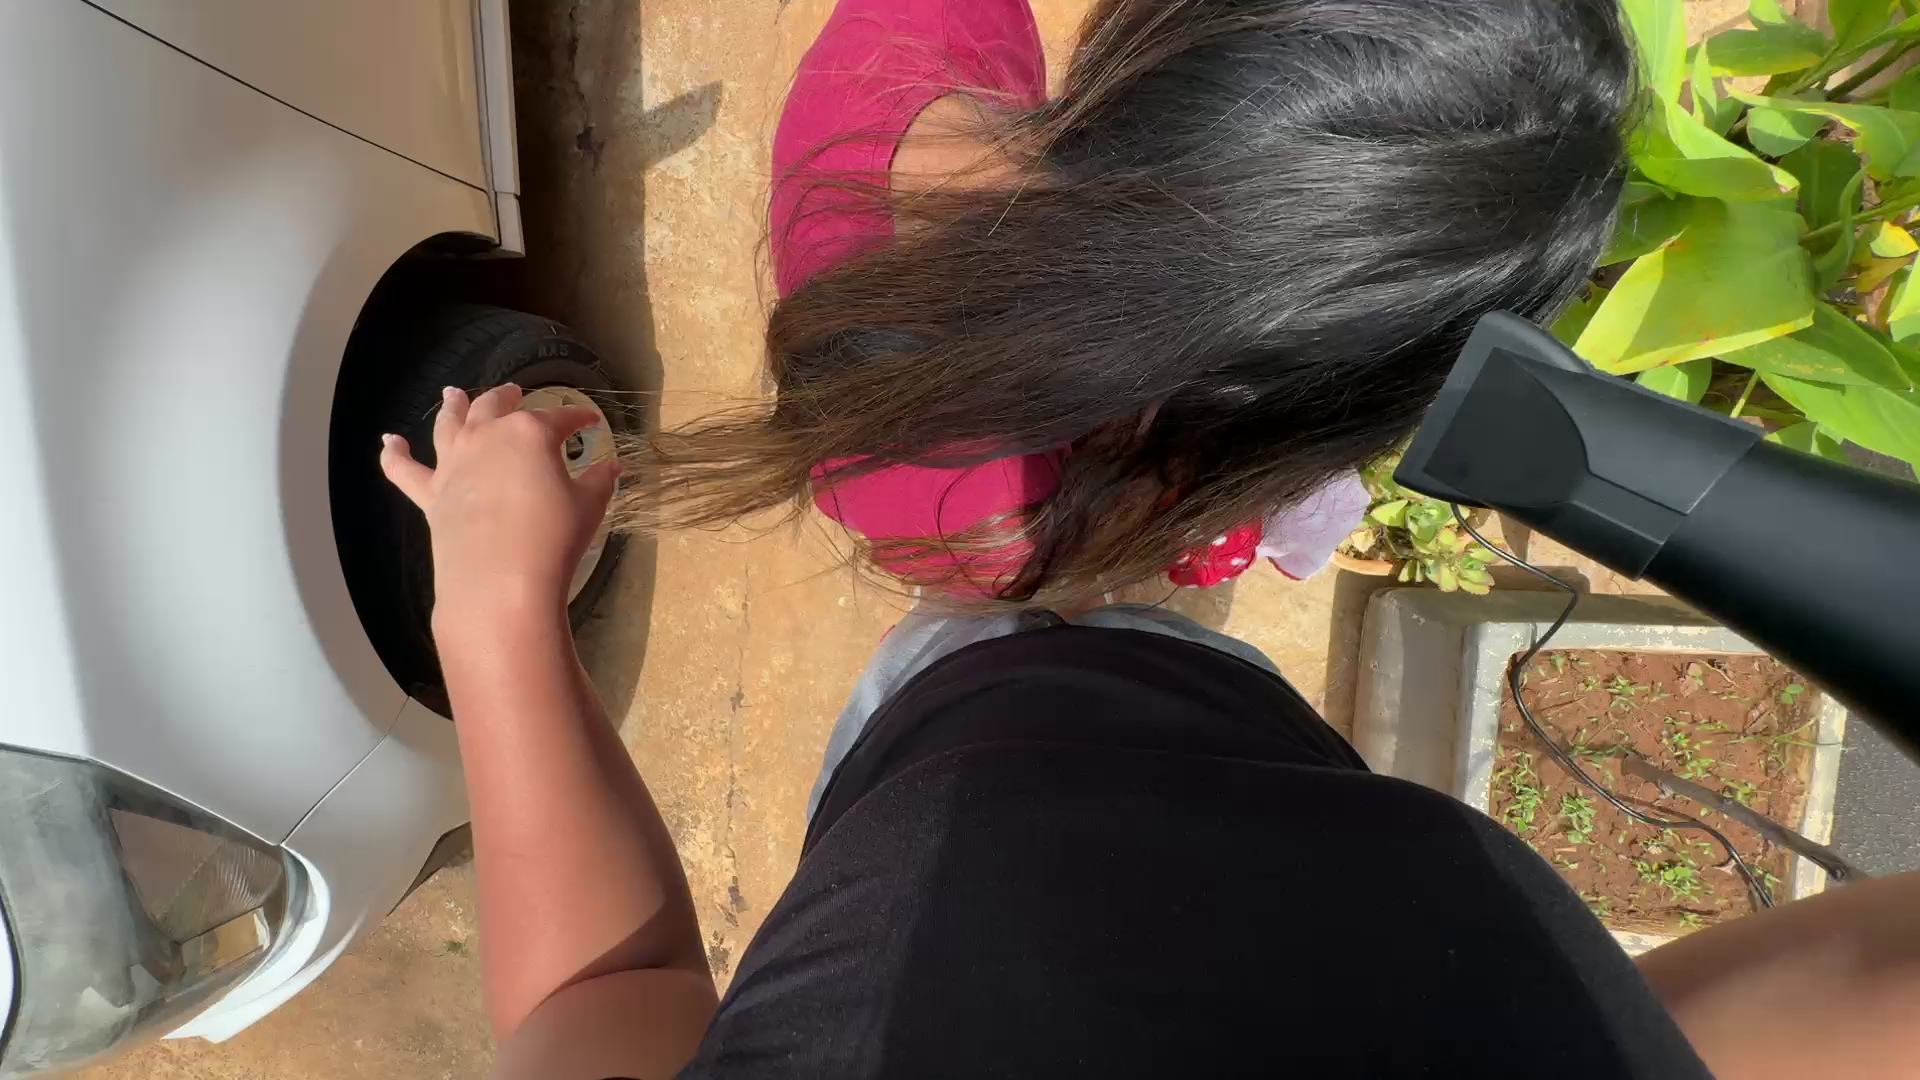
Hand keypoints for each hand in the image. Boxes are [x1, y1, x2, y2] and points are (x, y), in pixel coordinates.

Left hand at [380, 384, 620, 626]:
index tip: (591, 420)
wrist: (501, 580)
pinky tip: (389, 442)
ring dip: (453, 405)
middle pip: (495, 406)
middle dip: (508, 396)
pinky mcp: (431, 493)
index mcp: (530, 434)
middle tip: (515, 391)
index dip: (579, 417)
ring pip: (449, 424)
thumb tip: (611, 467)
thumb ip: (599, 481)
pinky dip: (394, 453)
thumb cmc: (554, 536)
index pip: (560, 417)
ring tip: (454, 393)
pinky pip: (404, 469)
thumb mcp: (589, 506)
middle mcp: (486, 437)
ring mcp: (453, 463)